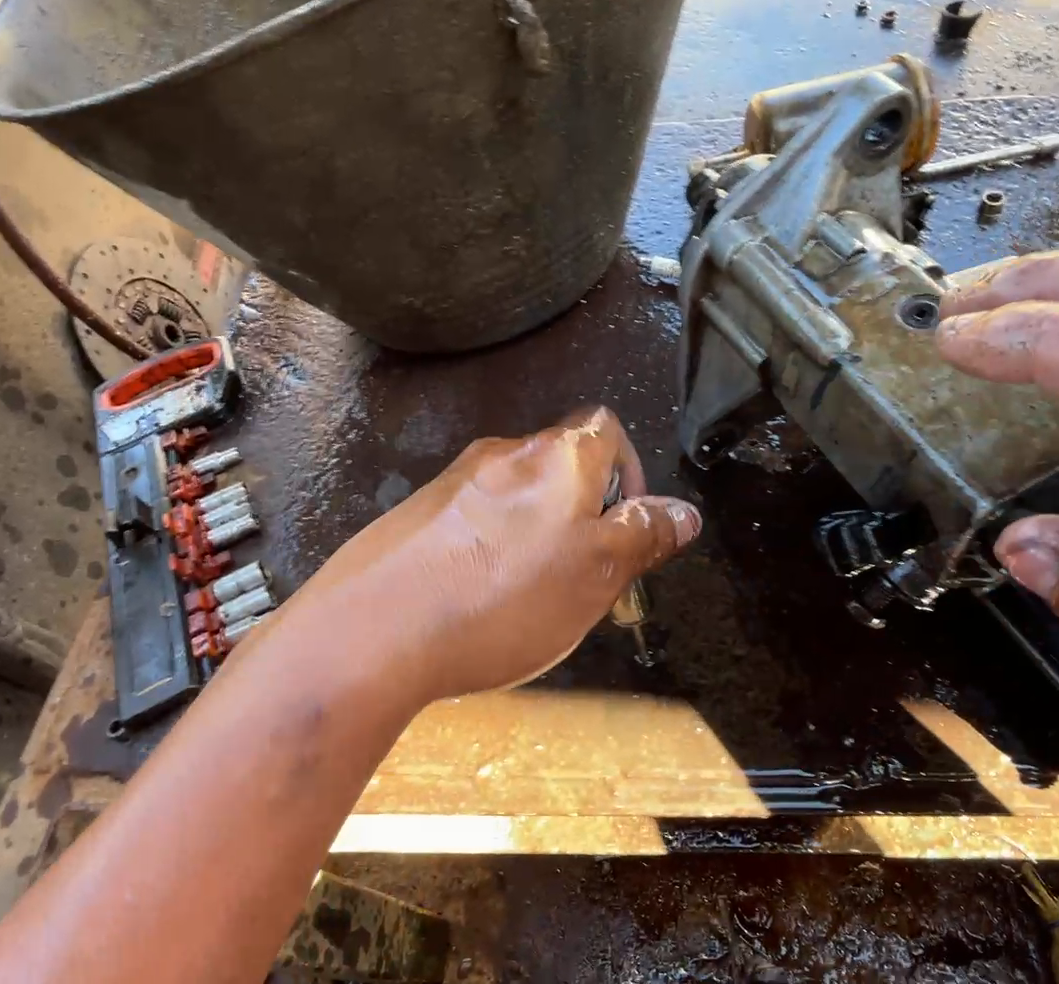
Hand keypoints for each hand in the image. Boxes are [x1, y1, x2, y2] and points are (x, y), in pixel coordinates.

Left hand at [272, 407, 700, 705]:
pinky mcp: (418, 514)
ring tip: (530, 597)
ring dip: (536, 534)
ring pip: (517, 496)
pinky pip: (473, 520)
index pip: (608, 429)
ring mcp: (453, 482)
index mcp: (557, 455)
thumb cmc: (501, 598)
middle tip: (582, 576)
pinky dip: (490, 549)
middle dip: (582, 513)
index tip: (626, 526)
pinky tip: (479, 599)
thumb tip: (683, 511)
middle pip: (562, 465)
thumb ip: (644, 536)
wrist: (374, 629)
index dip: (628, 471)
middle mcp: (504, 453)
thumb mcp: (596, 574)